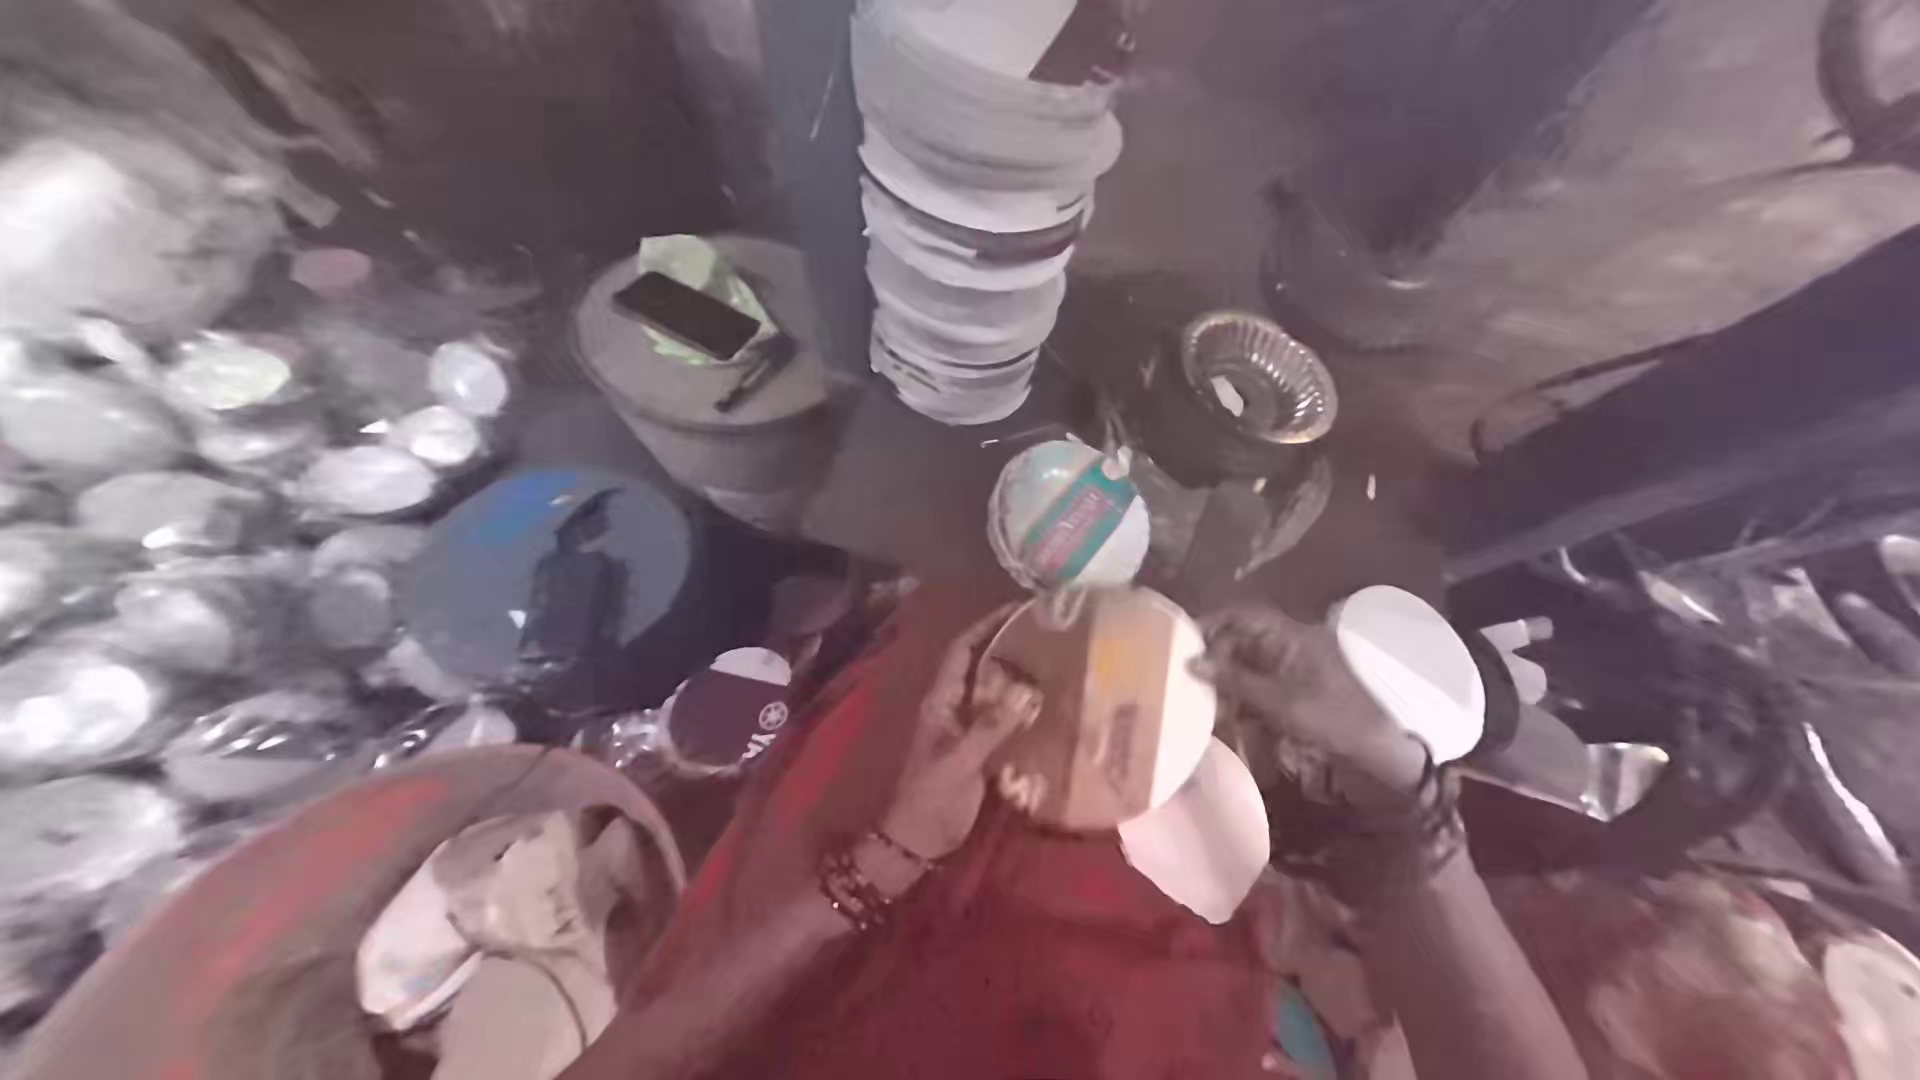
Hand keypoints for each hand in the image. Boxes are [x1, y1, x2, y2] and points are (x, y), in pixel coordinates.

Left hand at [879, 605, 1041, 862]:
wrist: (916, 840)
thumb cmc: (931, 797)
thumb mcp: (960, 761)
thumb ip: (990, 727)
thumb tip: (1027, 691)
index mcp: (940, 701)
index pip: (960, 650)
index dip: (983, 626)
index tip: (1013, 610)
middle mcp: (951, 706)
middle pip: (976, 664)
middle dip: (1004, 645)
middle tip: (1041, 634)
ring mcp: (962, 727)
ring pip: (989, 690)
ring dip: (1013, 674)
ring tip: (1049, 661)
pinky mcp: (975, 748)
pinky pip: (998, 717)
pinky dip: (1018, 707)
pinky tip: (1044, 706)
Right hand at [1197, 607, 1423, 802]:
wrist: (1382, 752)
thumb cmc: (1333, 717)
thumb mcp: (1278, 700)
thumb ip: (1233, 680)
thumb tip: (1190, 662)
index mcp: (1288, 636)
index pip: (1241, 615)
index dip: (1211, 622)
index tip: (1183, 640)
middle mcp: (1287, 645)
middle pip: (1239, 640)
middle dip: (1215, 660)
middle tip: (1192, 681)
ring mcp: (1291, 668)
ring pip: (1245, 665)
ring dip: (1225, 684)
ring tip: (1210, 707)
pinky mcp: (1293, 690)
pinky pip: (1256, 685)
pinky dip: (1240, 699)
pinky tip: (1229, 718)